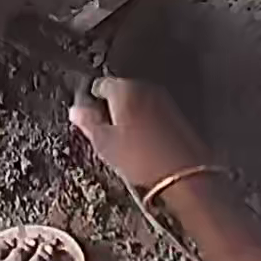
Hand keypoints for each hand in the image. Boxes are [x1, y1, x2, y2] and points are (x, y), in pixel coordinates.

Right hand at [68, 77, 214, 187]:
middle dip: (111, 107)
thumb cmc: (141, 158)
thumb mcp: (104, 142)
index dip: (91, 101)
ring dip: (128, 115)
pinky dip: (144, 122)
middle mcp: (145, 88)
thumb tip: (76, 110)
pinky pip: (152, 112)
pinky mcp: (178, 115)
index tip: (88, 117)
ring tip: (123, 140)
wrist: (184, 176)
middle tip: (105, 131)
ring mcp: (164, 100)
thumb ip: (87, 121)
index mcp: (124, 89)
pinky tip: (142, 143)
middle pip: (120, 91)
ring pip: (137, 101)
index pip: (99, 84)